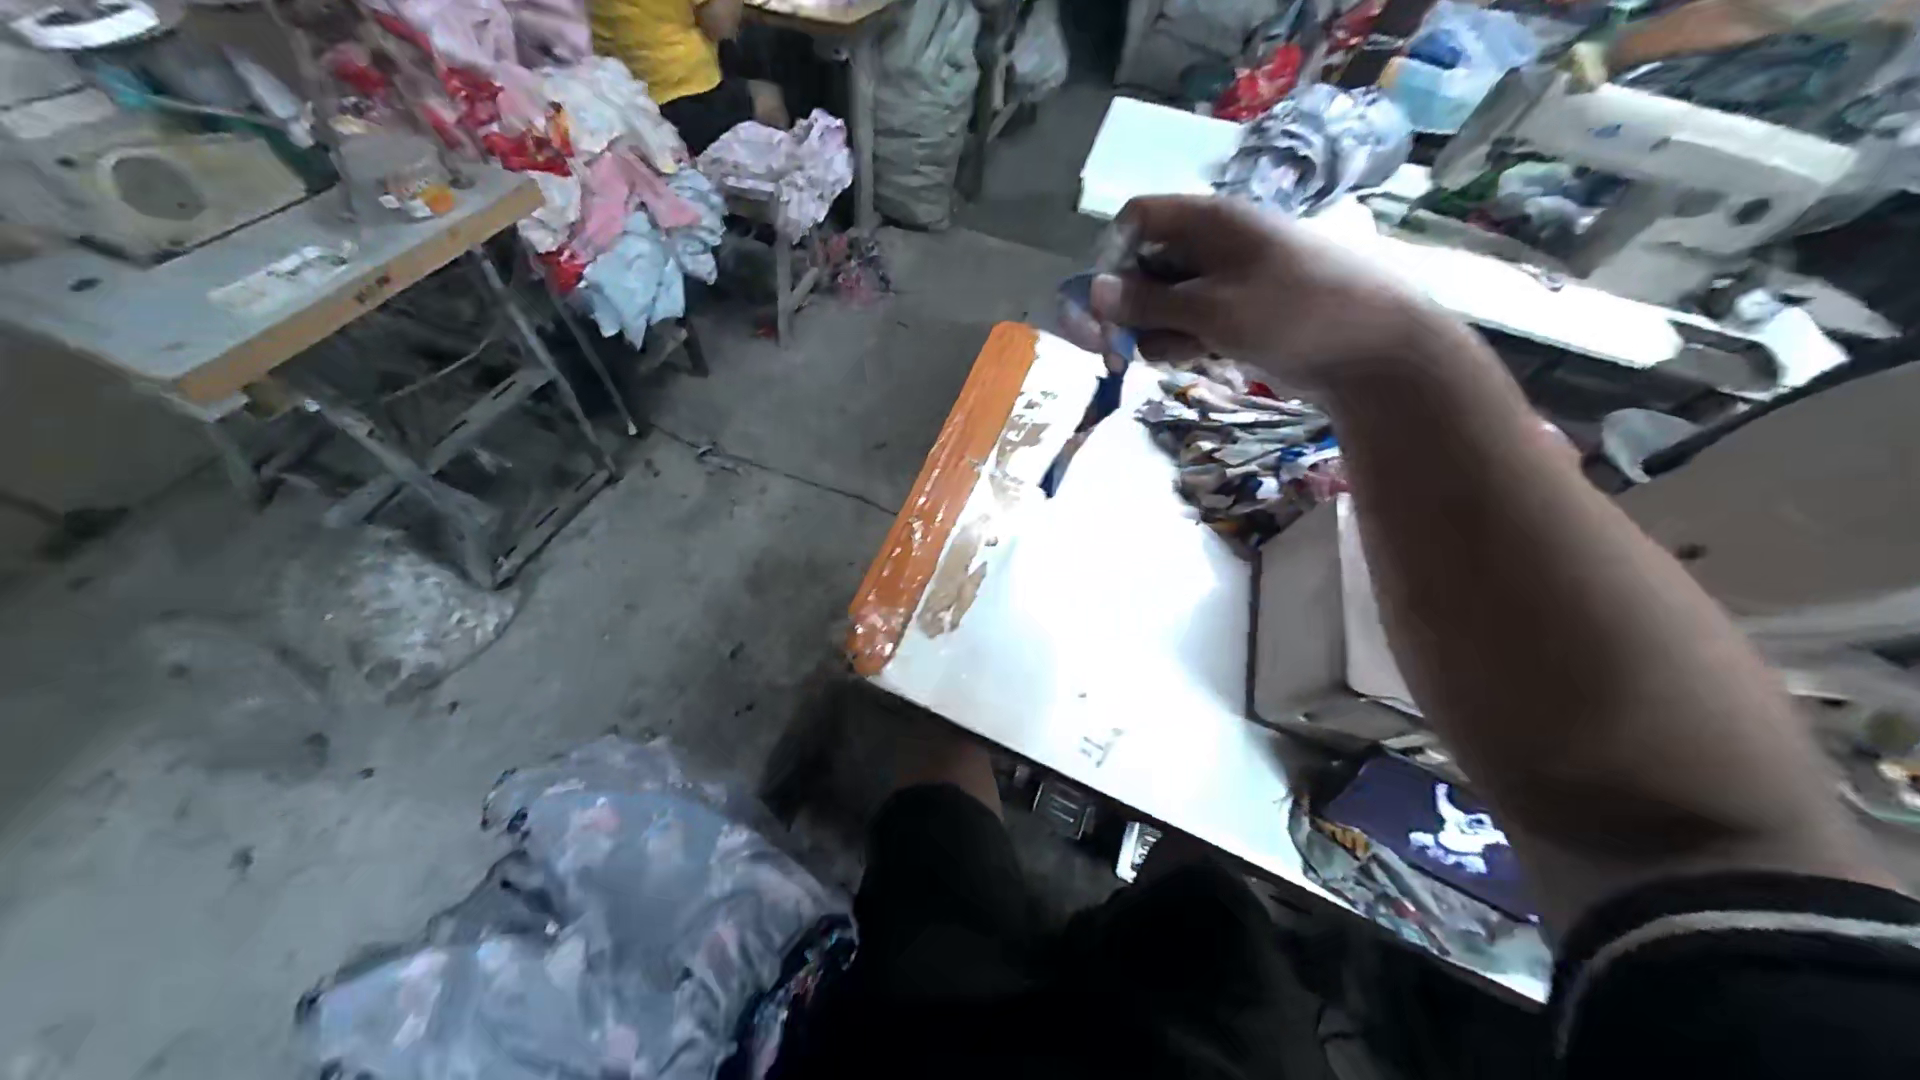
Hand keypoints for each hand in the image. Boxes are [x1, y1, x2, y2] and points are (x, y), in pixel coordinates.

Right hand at [1088, 195, 1445, 394]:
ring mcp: (1220, 284)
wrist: (1370, 350)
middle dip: (1126, 310)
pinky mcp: (1230, 317)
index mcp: (1208, 222)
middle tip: (1115, 351)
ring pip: (1159, 305)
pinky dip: (1180, 345)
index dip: (1112, 254)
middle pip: (1141, 268)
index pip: (1137, 218)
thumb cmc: (1293, 313)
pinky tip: (1200, 358)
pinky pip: (1184, 326)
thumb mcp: (1212, 308)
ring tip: (1181, 354)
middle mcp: (1209, 247)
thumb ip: (1149, 302)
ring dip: (1153, 334)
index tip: (1104, 300)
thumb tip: (1092, 292)